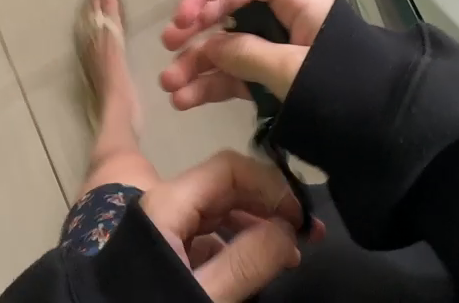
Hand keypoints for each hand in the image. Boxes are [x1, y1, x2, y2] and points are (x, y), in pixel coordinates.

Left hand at [140, 150, 322, 301]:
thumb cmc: (148, 302)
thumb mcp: (201, 295)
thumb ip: (246, 262)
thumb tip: (289, 230)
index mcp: (167, 202)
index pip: (229, 169)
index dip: (270, 185)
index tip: (301, 214)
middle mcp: (164, 203)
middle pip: (226, 188)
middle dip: (269, 204)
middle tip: (310, 232)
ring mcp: (163, 226)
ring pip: (218, 212)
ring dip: (256, 224)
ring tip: (293, 252)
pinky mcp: (164, 248)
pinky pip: (206, 235)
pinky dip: (236, 243)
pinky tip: (260, 262)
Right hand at [159, 0, 336, 109]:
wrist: (387, 130)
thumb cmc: (345, 87)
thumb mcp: (293, 70)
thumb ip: (246, 54)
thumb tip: (208, 47)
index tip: (182, 19)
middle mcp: (279, 13)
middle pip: (224, 8)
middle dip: (194, 29)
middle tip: (168, 47)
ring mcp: (274, 45)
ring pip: (225, 45)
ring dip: (195, 63)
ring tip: (170, 87)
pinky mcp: (272, 76)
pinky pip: (234, 73)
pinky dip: (209, 85)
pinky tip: (186, 100)